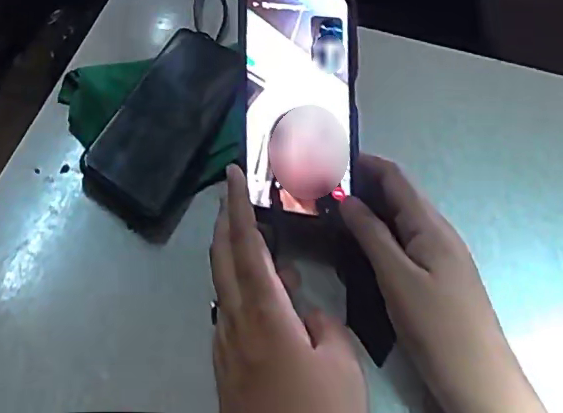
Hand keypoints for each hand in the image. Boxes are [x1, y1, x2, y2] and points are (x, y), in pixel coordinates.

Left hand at [211, 165, 368, 412]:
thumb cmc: (319, 411)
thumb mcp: (340, 361)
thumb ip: (320, 320)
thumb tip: (302, 307)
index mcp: (262, 311)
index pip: (245, 243)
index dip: (237, 204)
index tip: (231, 173)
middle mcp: (235, 322)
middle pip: (222, 257)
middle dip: (225, 219)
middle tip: (234, 192)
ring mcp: (226, 348)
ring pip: (224, 284)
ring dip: (236, 254)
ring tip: (266, 243)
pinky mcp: (228, 370)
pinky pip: (231, 311)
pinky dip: (243, 287)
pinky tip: (272, 297)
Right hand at [341, 154, 544, 412]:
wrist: (482, 381)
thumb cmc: (438, 327)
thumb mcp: (397, 280)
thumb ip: (372, 236)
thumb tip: (348, 200)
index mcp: (430, 225)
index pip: (396, 178)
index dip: (367, 163)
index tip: (335, 159)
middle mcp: (439, 231)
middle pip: (400, 195)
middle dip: (366, 186)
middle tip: (330, 190)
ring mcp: (443, 254)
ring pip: (403, 219)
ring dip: (374, 210)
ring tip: (340, 215)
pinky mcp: (441, 276)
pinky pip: (408, 240)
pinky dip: (384, 233)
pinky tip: (366, 247)